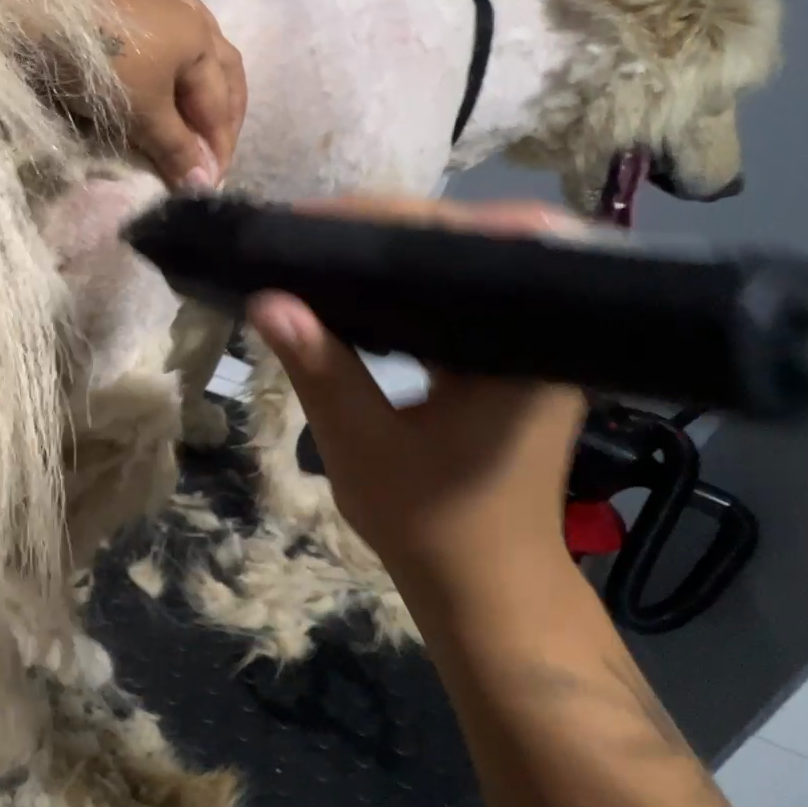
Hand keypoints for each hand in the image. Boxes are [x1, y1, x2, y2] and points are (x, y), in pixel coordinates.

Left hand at [96, 0, 246, 190]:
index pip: (220, 104)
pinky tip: (182, 18)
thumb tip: (204, 183)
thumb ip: (175, 147)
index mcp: (202, 42)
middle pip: (221, 67)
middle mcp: (191, 14)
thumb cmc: (105, 68)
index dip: (219, 145)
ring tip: (206, 96)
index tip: (213, 181)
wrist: (48, 20)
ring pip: (201, 31)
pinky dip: (180, 19)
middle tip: (218, 147)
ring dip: (208, 68)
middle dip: (223, 110)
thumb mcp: (142, 113)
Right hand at [244, 197, 589, 586]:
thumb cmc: (433, 522)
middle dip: (382, 225)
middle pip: (464, 243)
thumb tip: (265, 300)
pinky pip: (445, 298)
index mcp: (532, 345)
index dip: (388, 220)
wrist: (481, 586)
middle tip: (303, 227)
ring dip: (385, 251)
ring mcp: (522, 343)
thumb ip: (319, 368)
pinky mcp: (495, 359)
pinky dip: (393, 284)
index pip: (468, 245)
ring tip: (314, 244)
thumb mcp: (362, 442)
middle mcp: (542, 332)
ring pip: (452, 268)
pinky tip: (343, 284)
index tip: (312, 220)